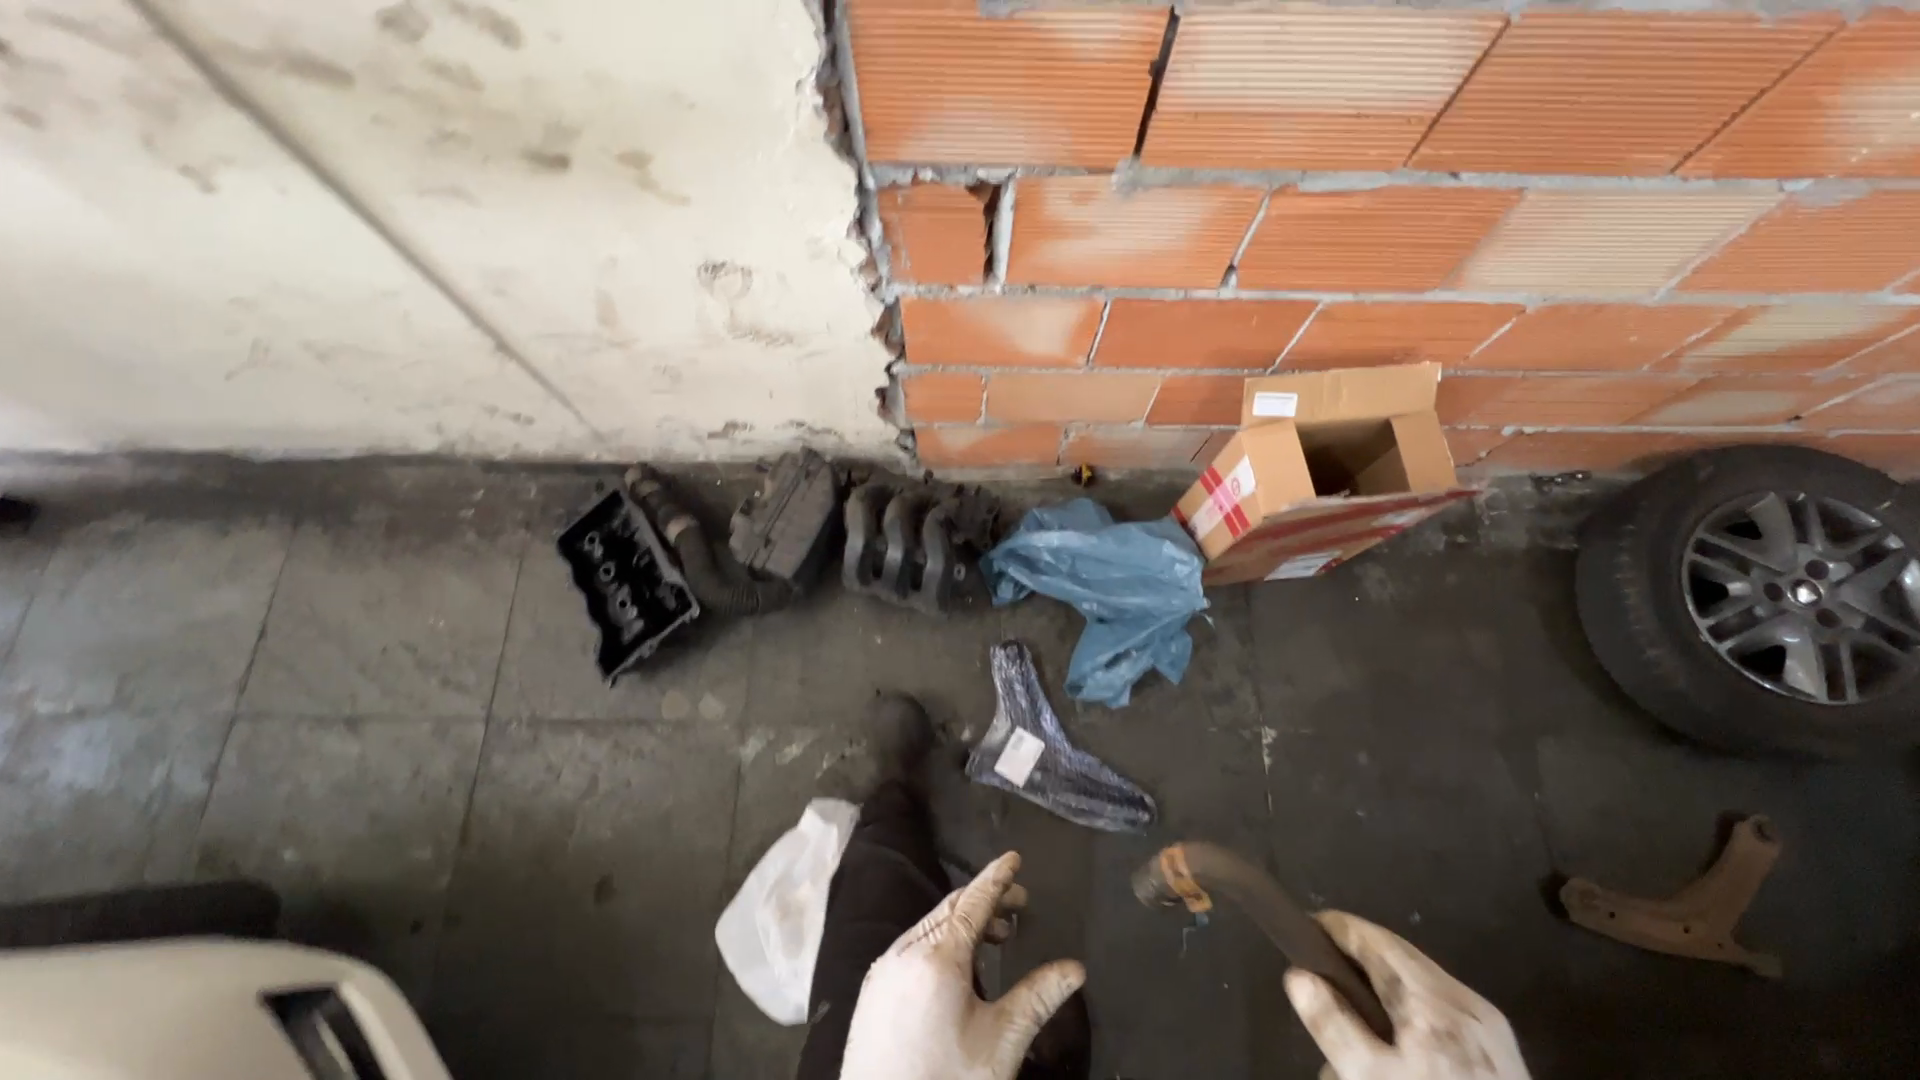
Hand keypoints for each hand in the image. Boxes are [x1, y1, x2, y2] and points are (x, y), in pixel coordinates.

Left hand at [837, 851, 1086, 1079]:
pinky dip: (939, 940)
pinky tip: (957, 965)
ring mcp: (883, 970)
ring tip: (996, 938)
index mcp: (937, 957)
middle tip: (1019, 904)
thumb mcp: (1001, 1042)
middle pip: (950, 909)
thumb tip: (1075, 968)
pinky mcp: (872, 990)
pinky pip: (910, 946)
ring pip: (928, 926)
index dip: (997, 878)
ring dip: (963, 921)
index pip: (973, 902)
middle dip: (986, 900)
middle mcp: (903, 952)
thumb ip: (1037, 997)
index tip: (1014, 857)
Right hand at [1285, 911, 1529, 1079]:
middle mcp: (1460, 997)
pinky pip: (1442, 1001)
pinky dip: (1411, 1001)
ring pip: (1421, 977)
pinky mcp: (1499, 1042)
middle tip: (1321, 967)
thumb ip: (1333, 1025)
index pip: (1372, 939)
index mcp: (1428, 1000)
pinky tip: (1399, 1032)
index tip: (1304, 929)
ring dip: (1385, 978)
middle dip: (1357, 953)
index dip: (1335, 927)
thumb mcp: (1371, 1079)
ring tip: (1355, 1005)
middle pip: (1398, 953)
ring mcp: (1486, 1019)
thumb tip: (1298, 975)